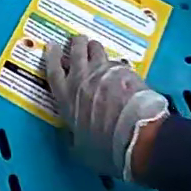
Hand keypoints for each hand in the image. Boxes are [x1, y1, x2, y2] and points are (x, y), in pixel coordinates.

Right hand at [44, 34, 170, 182]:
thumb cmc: (105, 147)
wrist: (138, 138)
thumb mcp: (81, 149)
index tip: (53, 44)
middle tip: (79, 41)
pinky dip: (116, 63)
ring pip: (97, 49)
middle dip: (77, 43)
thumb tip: (73, 139)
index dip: (52, 54)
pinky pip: (118, 62)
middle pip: (76, 50)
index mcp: (66, 95)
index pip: (53, 68)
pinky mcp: (126, 72)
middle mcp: (82, 78)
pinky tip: (121, 69)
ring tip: (97, 49)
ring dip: (95, 48)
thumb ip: (74, 138)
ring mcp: (105, 72)